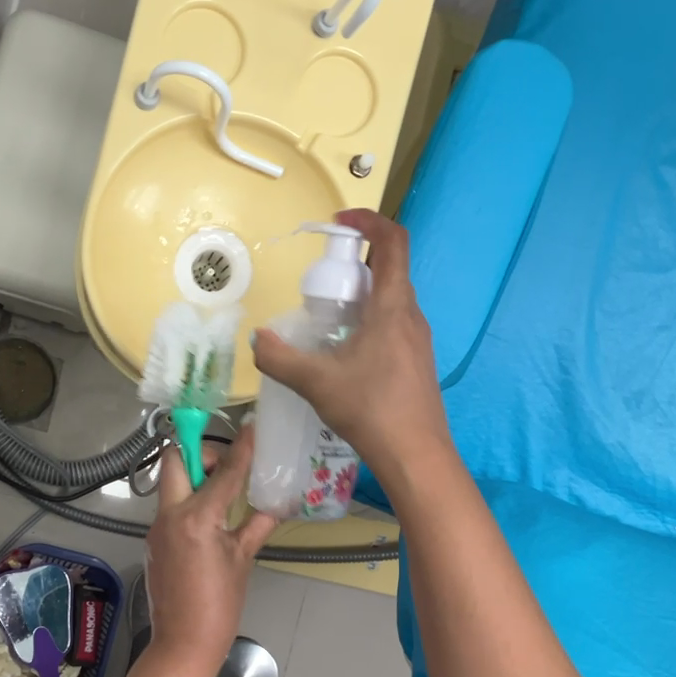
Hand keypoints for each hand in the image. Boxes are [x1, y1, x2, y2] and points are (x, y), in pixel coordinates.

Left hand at [142, 427, 277, 671]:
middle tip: (223, 465)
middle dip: (198, 451)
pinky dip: (189, 503)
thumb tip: (277, 503)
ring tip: (222, 492)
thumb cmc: (219, 606)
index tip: (251, 428)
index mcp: (196, 518)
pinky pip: (169, 508)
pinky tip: (211, 521)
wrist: (183, 643)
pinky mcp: (152, 541)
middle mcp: (169, 516)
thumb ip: (257, 524)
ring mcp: (156, 528)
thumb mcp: (243, 560)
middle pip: (174, 459)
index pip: (223, 471)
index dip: (240, 448)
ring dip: (193, 477)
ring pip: (170, 484)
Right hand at [251, 208, 453, 478]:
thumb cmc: (371, 409)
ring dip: (360, 298)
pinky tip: (344, 356)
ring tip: (326, 322)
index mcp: (393, 305)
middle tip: (319, 286)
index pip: (393, 241)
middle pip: (388, 270)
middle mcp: (411, 315)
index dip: (368, 221)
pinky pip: (392, 326)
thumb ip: (280, 358)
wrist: (416, 455)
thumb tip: (257, 340)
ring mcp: (418, 341)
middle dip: (353, 266)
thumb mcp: (316, 382)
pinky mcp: (417, 363)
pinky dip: (368, 324)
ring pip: (390, 301)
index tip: (339, 222)